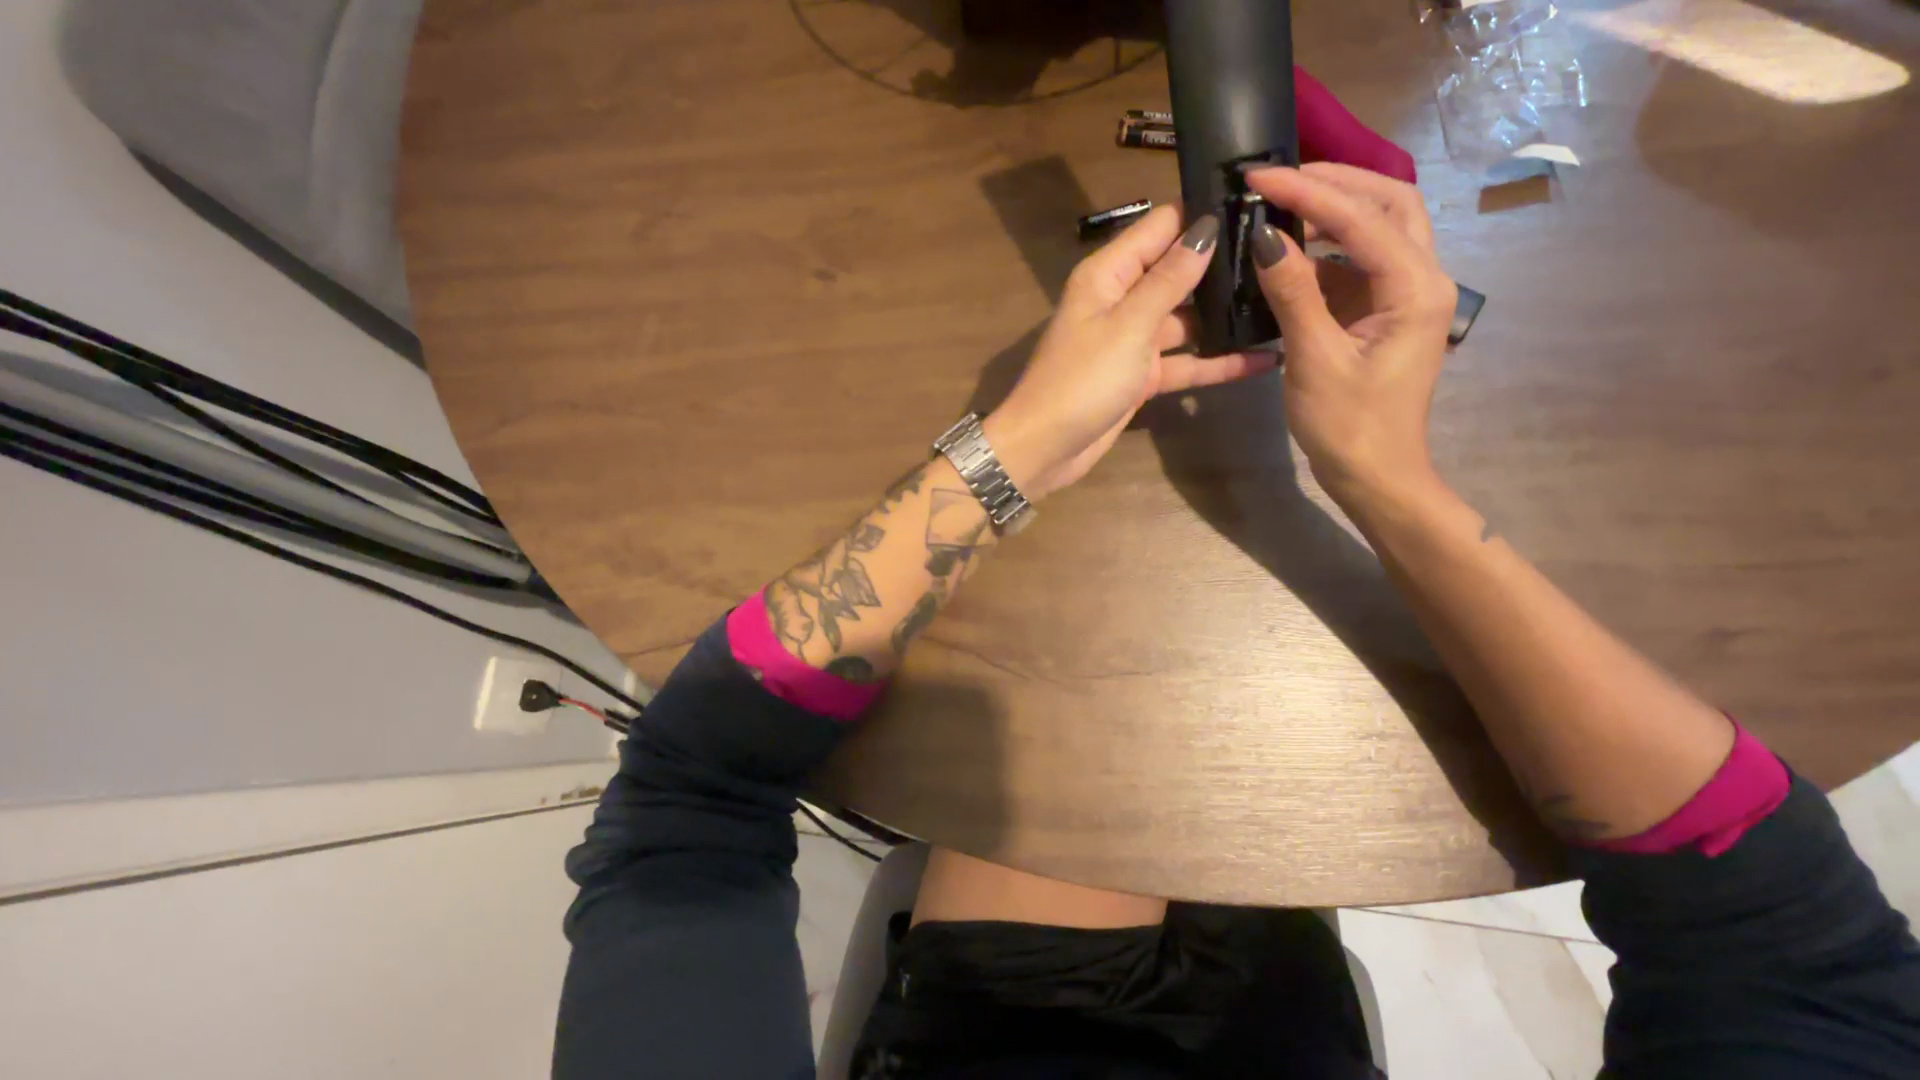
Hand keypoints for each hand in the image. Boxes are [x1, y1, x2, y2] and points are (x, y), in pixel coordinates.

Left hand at [984, 206, 1274, 498]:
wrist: (1046, 448)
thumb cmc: (1082, 380)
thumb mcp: (1128, 325)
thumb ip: (1169, 280)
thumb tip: (1204, 228)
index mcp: (1108, 274)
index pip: (1159, 228)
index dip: (1201, 215)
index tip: (1256, 204)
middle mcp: (1121, 299)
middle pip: (1178, 271)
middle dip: (1224, 264)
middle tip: (1287, 254)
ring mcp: (1133, 339)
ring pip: (1187, 318)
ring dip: (1227, 314)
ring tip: (1287, 301)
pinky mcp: (1143, 375)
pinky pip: (1187, 361)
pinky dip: (1218, 362)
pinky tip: (1265, 358)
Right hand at [1241, 163, 1458, 511]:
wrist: (1376, 476)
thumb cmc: (1349, 426)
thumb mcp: (1314, 359)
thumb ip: (1293, 292)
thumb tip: (1265, 236)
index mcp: (1415, 290)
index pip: (1363, 219)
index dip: (1310, 192)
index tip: (1261, 177)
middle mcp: (1424, 279)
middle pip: (1391, 202)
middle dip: (1337, 181)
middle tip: (1281, 177)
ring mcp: (1408, 294)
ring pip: (1382, 226)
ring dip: (1337, 207)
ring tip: (1283, 202)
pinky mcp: (1386, 310)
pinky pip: (1362, 260)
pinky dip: (1330, 244)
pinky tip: (1294, 247)